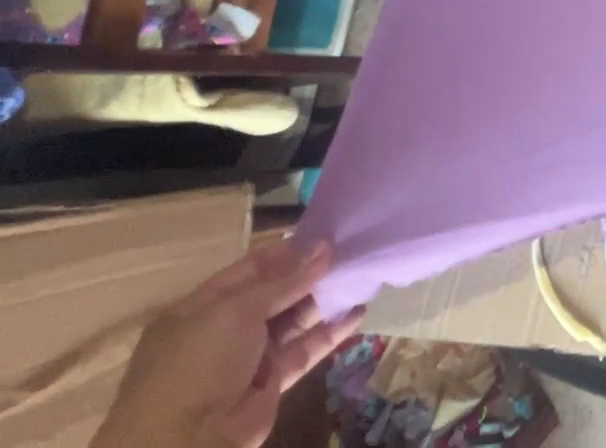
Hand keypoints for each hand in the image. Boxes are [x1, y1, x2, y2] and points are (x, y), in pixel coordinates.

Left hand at [92, 240, 363, 447]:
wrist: (184, 442)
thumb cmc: (198, 365)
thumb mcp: (235, 312)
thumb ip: (284, 280)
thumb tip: (325, 247)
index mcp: (200, 309)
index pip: (251, 269)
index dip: (289, 251)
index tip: (331, 236)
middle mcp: (224, 329)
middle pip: (277, 293)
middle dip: (313, 274)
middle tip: (355, 253)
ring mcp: (248, 356)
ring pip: (294, 319)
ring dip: (326, 300)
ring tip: (363, 277)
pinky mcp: (272, 379)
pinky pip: (306, 348)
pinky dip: (332, 331)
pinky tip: (359, 312)